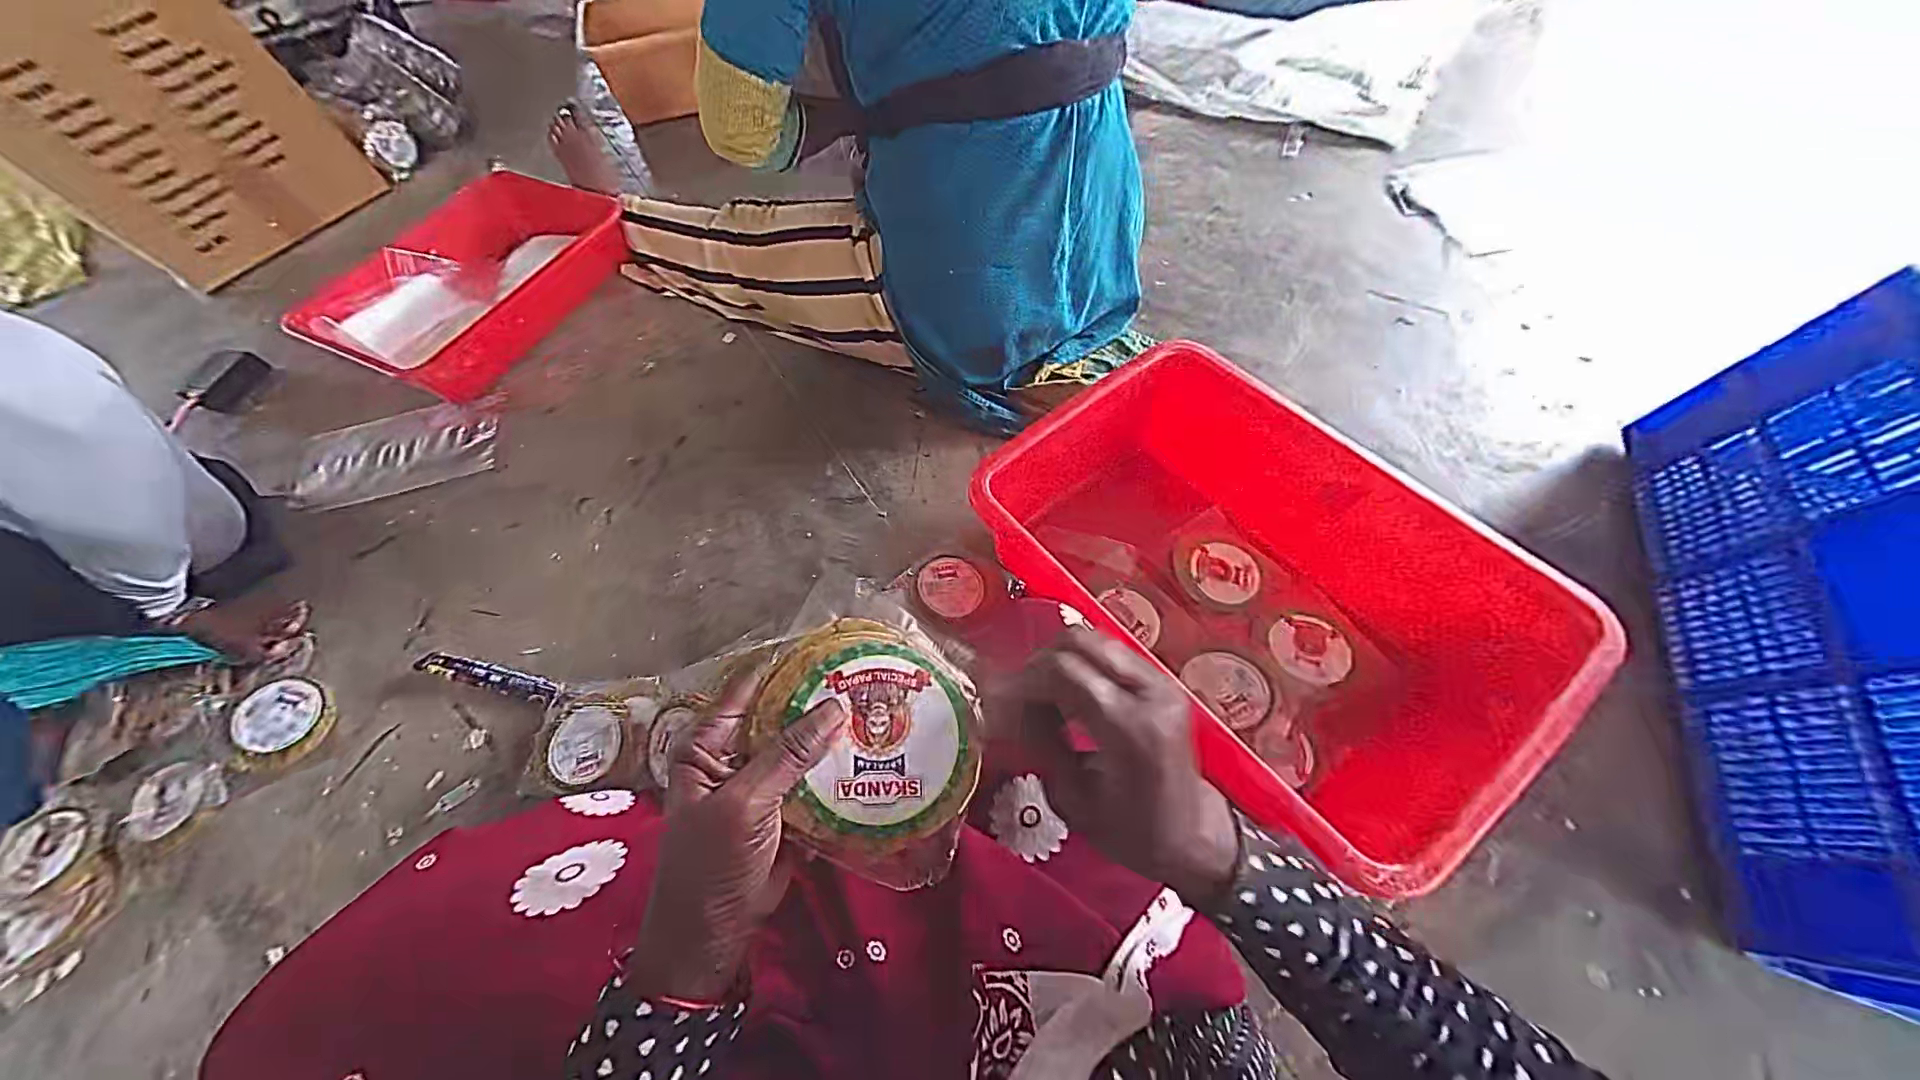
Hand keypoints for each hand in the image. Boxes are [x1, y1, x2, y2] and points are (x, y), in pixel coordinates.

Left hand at [628, 665, 846, 1001]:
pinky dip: (837, 763)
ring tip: (875, 703)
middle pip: (780, 712)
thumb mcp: (745, 803)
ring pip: (801, 743)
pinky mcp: (789, 803)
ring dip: (831, 730)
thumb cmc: (712, 864)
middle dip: (817, 697)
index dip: (785, 665)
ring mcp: (764, 778)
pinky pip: (814, 774)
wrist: (714, 934)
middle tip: (862, 674)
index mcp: (710, 743)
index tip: (827, 646)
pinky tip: (870, 748)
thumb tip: (835, 706)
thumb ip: (787, 755)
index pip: (749, 688)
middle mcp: (737, 752)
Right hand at [1001, 627, 1239, 902]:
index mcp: (1130, 725)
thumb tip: (1004, 710)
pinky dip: (1080, 666)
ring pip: (1094, 640)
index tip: (999, 698)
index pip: (1063, 669)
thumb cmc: (1137, 834)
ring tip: (1043, 698)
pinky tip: (1068, 698)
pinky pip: (1109, 654)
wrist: (1195, 839)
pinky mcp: (1161, 683)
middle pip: (1078, 641)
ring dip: (1059, 662)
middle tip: (1019, 695)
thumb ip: (1041, 745)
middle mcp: (1150, 693)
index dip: (1022, 679)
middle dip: (1039, 664)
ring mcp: (1160, 683)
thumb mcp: (1075, 800)